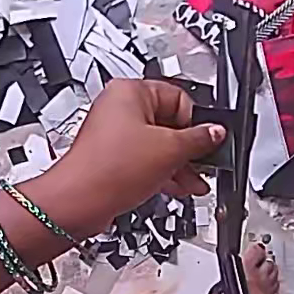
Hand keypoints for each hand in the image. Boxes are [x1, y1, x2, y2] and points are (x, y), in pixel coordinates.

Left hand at [32, 79, 224, 236]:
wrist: (79, 202)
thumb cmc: (108, 169)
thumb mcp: (169, 150)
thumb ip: (199, 140)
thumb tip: (214, 133)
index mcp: (129, 91)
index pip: (178, 96)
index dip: (196, 122)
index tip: (207, 140)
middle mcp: (118, 109)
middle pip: (168, 123)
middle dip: (188, 148)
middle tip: (203, 162)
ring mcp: (113, 135)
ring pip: (157, 145)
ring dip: (178, 164)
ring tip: (194, 180)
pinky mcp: (111, 159)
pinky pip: (144, 160)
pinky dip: (161, 172)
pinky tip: (178, 186)